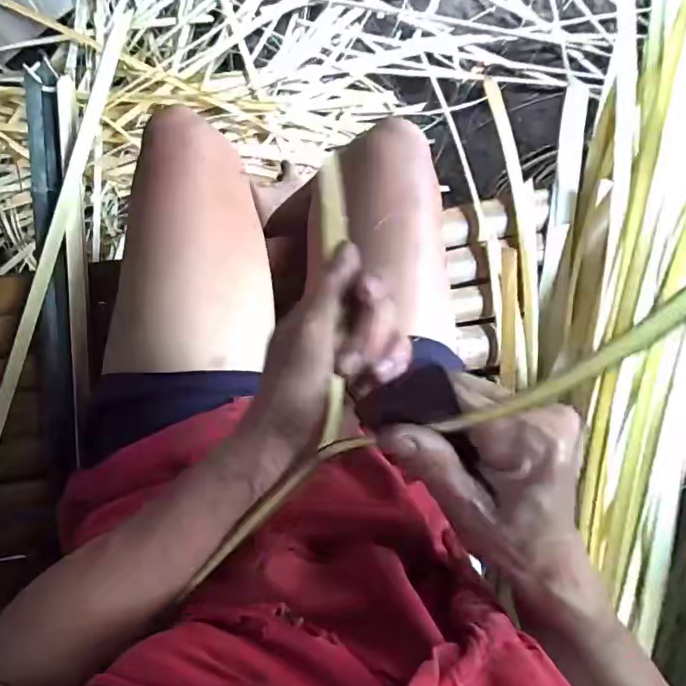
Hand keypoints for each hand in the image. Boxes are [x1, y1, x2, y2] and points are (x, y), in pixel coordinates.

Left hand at [240, 242, 411, 457]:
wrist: (289, 443)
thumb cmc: (291, 386)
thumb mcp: (309, 332)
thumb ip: (331, 288)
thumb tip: (349, 243)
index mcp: (321, 310)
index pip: (360, 280)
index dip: (369, 287)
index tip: (366, 296)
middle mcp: (342, 326)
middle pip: (382, 308)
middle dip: (370, 334)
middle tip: (347, 363)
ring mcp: (358, 354)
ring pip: (393, 336)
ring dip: (380, 356)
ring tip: (359, 380)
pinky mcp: (371, 380)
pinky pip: (396, 362)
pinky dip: (389, 372)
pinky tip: (374, 387)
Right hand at [380, 376, 609, 635]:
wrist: (551, 559)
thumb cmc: (509, 544)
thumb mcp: (464, 510)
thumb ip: (431, 463)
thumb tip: (387, 428)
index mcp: (529, 437)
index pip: (460, 394)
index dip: (417, 399)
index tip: (383, 414)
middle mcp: (547, 411)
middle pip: (470, 389)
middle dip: (432, 409)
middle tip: (399, 431)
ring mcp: (553, 409)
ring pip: (480, 392)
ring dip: (450, 412)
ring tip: (425, 439)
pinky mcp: (549, 413)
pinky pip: (495, 403)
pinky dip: (470, 418)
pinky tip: (457, 441)